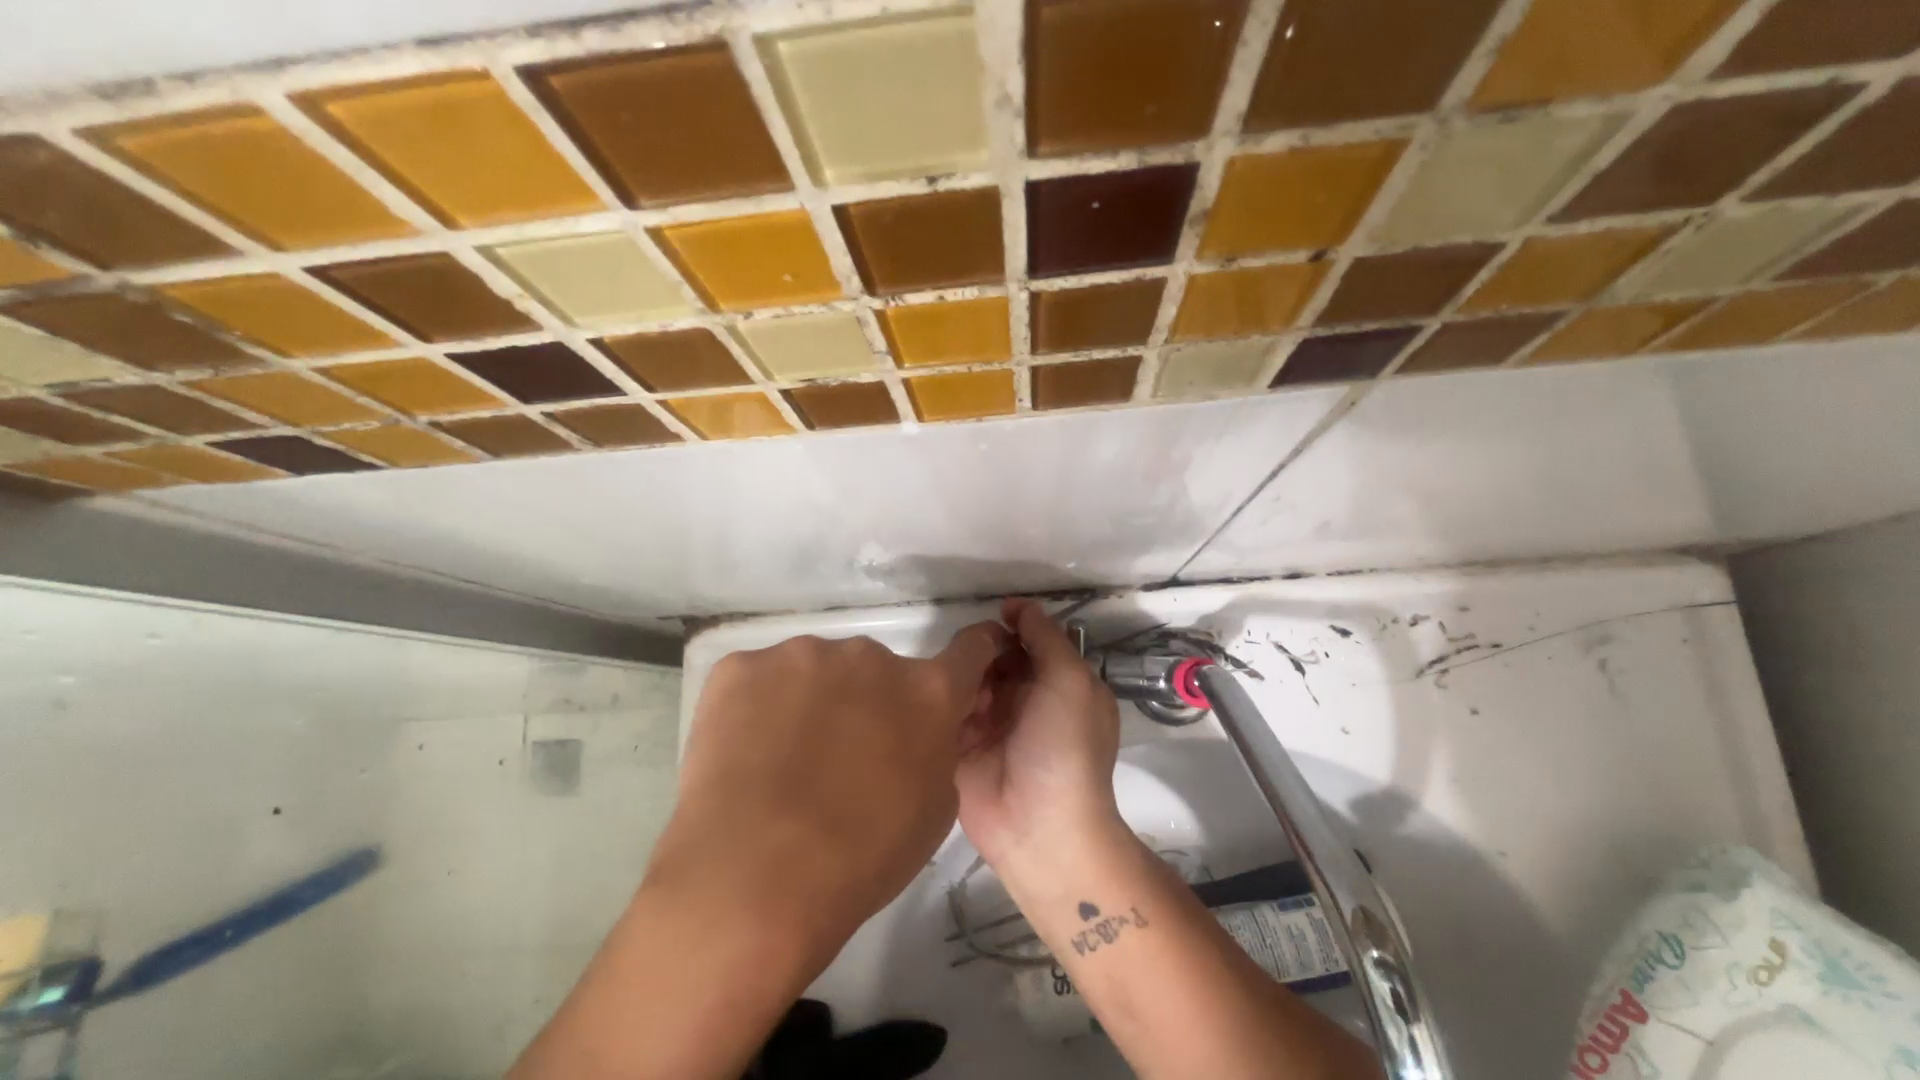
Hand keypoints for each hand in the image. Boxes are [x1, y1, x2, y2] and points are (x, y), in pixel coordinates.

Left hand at [651, 624, 1006, 954]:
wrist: (755, 875)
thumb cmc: (862, 857)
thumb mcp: (935, 809)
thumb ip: (936, 750)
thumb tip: (917, 734)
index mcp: (927, 692)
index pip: (966, 654)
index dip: (968, 660)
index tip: (964, 666)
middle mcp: (869, 655)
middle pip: (876, 670)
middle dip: (866, 701)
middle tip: (841, 757)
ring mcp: (800, 655)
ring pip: (815, 671)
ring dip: (811, 702)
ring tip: (783, 763)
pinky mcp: (740, 668)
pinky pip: (758, 680)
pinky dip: (757, 708)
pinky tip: (745, 756)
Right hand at [956, 599, 1126, 873]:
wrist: (1039, 826)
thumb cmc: (1065, 748)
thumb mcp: (1071, 682)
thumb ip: (1047, 639)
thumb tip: (1022, 608)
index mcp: (1059, 686)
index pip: (1033, 642)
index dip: (1017, 625)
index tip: (998, 612)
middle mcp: (1024, 702)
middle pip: (995, 658)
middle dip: (984, 649)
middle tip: (971, 650)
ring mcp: (991, 726)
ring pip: (968, 681)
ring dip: (962, 674)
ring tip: (957, 679)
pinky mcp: (960, 748)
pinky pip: (946, 712)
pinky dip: (941, 701)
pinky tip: (935, 697)